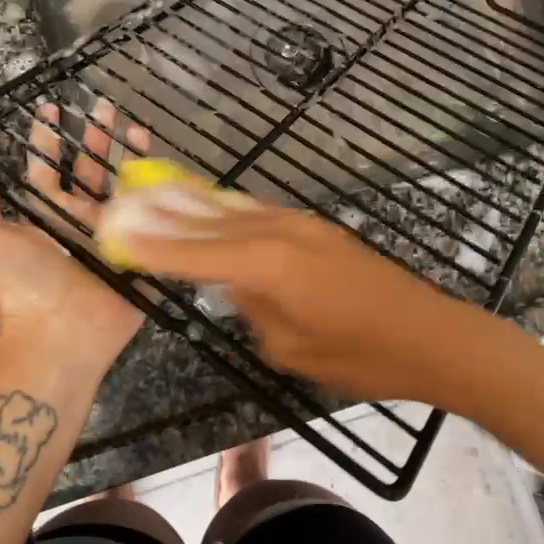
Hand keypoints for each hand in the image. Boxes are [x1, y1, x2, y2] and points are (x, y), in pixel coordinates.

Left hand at [0, 102, 149, 370]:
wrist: (60, 333)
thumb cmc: (21, 285)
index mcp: (45, 216)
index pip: (47, 168)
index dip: (48, 140)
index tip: (51, 109)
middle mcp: (78, 220)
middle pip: (90, 169)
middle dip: (97, 137)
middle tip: (105, 106)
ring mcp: (112, 234)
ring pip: (122, 184)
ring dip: (129, 154)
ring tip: (137, 125)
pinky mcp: (139, 250)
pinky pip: (151, 214)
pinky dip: (158, 188)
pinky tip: (162, 163)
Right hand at [98, 187, 498, 404]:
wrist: (428, 334)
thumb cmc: (359, 356)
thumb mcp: (290, 347)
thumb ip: (252, 308)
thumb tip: (233, 283)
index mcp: (265, 266)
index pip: (193, 253)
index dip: (153, 244)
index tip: (114, 229)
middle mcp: (275, 233)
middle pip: (207, 220)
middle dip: (164, 212)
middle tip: (122, 197)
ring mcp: (298, 224)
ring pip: (232, 208)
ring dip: (192, 201)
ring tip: (155, 187)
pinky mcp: (315, 227)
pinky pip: (257, 211)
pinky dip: (227, 206)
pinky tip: (213, 201)